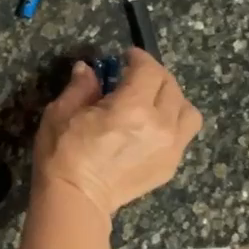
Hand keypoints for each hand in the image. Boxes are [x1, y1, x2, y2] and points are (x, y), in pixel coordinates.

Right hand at [33, 48, 202, 216]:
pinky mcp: (172, 162)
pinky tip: (149, 124)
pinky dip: (171, 120)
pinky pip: (183, 133)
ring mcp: (172, 146)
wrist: (77, 194)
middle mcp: (160, 124)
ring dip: (172, 97)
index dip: (139, 58)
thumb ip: (81, 88)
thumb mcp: (61, 113)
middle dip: (154, 74)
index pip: (148, 72)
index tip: (127, 54)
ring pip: (187, 110)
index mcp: (130, 108)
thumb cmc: (62, 151)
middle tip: (134, 73)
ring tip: (151, 98)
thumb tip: (88, 70)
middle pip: (171, 88)